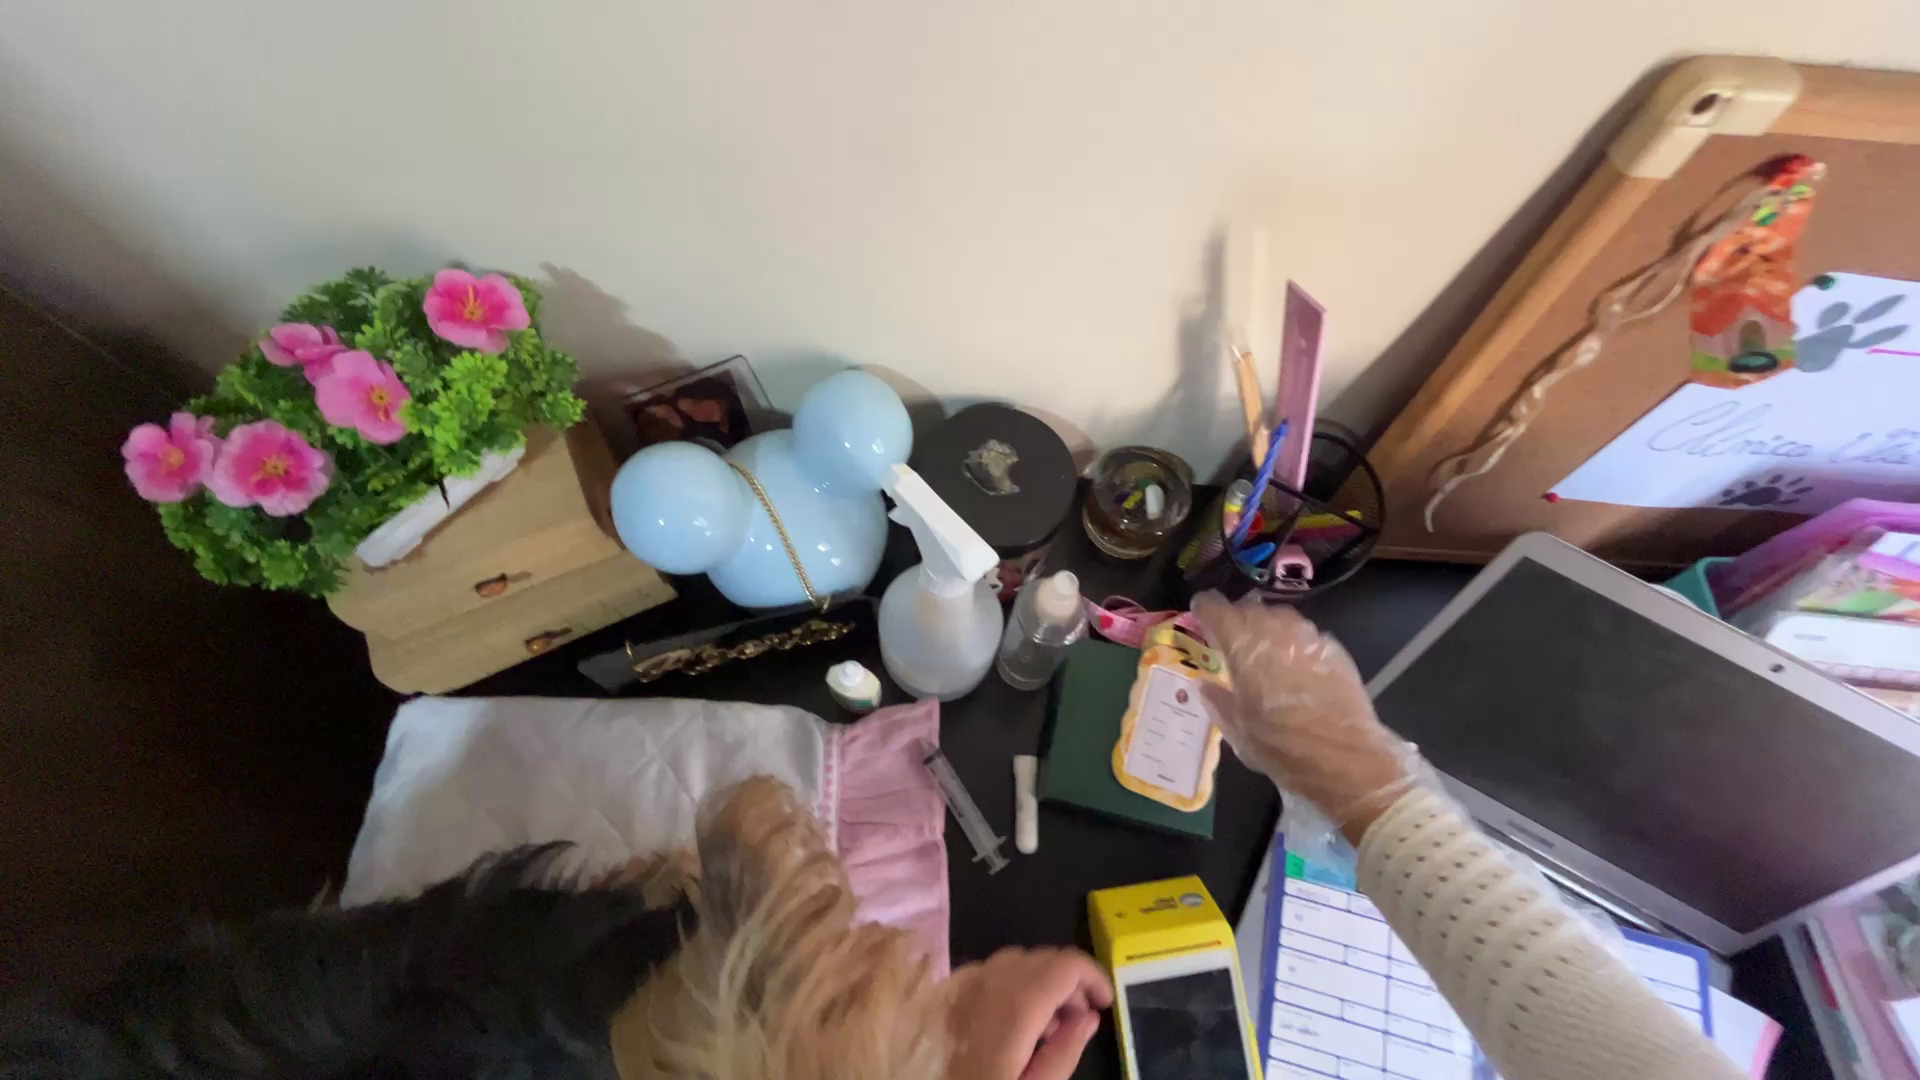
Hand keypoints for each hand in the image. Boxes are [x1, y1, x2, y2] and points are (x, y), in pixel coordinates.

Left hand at [947, 947, 1114, 1079]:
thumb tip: (1089, 1016)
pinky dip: (1016, 983)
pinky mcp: (951, 991)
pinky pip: (993, 971)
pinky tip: (1018, 1019)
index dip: (1093, 976)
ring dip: (1044, 981)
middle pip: (1043, 958)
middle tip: (1084, 1018)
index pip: (1065, 963)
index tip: (1107, 1004)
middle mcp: (989, 979)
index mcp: (1015, 1003)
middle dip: (1071, 981)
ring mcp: (966, 982)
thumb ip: (1065, 1052)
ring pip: (1018, 960)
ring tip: (1053, 1024)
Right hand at [1191, 592, 1419, 843]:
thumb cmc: (1281, 746)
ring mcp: (1307, 637)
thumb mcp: (1237, 730)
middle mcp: (1274, 631)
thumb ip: (1217, 700)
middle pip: (1248, 608)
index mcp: (1242, 646)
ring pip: (1279, 617)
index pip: (1215, 608)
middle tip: (1229, 640)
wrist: (1346, 761)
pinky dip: (1292, 643)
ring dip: (1266, 627)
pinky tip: (1294, 665)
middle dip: (1235, 619)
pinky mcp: (1334, 650)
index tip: (1200, 616)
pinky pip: (1305, 635)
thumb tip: (1205, 685)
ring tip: (1263, 649)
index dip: (1204, 608)